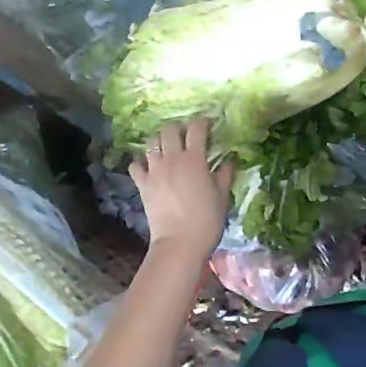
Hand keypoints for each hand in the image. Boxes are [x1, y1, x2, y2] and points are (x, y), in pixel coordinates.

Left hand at [129, 119, 234, 264]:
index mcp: (194, 160)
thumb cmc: (206, 221)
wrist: (179, 243)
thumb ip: (225, 175)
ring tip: (168, 149)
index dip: (203, 122)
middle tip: (187, 136)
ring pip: (151, 143)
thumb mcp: (222, 197)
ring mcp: (154, 171)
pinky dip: (141, 162)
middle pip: (169, 130)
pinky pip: (136, 165)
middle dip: (179, 128)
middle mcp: (172, 159)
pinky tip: (149, 167)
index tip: (209, 125)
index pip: (197, 129)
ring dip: (160, 141)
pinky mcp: (142, 184)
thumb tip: (229, 160)